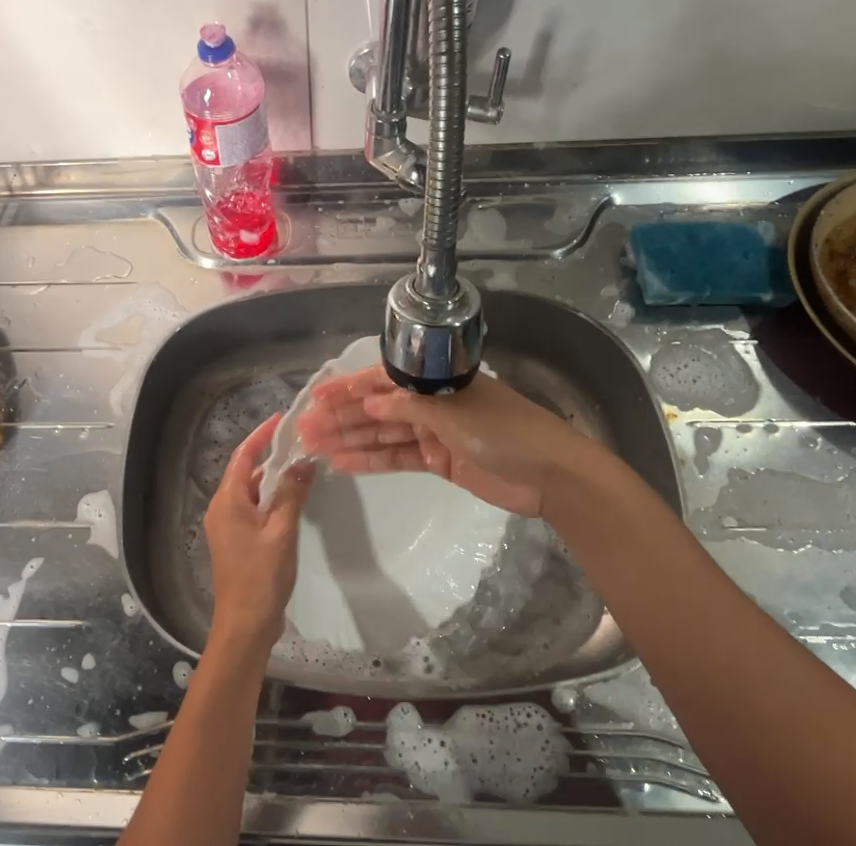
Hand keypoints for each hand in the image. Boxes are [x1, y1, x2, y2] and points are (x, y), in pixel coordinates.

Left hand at [204, 413, 313, 651]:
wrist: (246, 624)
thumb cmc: (261, 576)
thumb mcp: (282, 531)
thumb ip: (292, 494)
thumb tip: (303, 462)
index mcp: (227, 502)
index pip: (243, 457)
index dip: (261, 436)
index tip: (282, 420)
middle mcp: (223, 509)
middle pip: (246, 473)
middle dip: (272, 457)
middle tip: (301, 443)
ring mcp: (229, 527)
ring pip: (253, 493)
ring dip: (275, 481)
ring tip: (304, 466)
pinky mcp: (239, 541)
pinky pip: (255, 510)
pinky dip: (273, 500)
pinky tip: (295, 500)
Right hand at [297, 368, 593, 516]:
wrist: (550, 475)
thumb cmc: (506, 432)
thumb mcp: (454, 413)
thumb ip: (409, 408)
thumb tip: (368, 402)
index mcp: (438, 381)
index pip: (385, 380)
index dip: (350, 388)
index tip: (318, 396)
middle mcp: (432, 404)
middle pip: (378, 409)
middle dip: (342, 417)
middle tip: (305, 428)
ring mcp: (435, 434)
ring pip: (383, 435)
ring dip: (350, 439)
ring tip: (314, 446)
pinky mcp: (439, 462)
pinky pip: (398, 458)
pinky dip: (372, 461)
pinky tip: (343, 463)